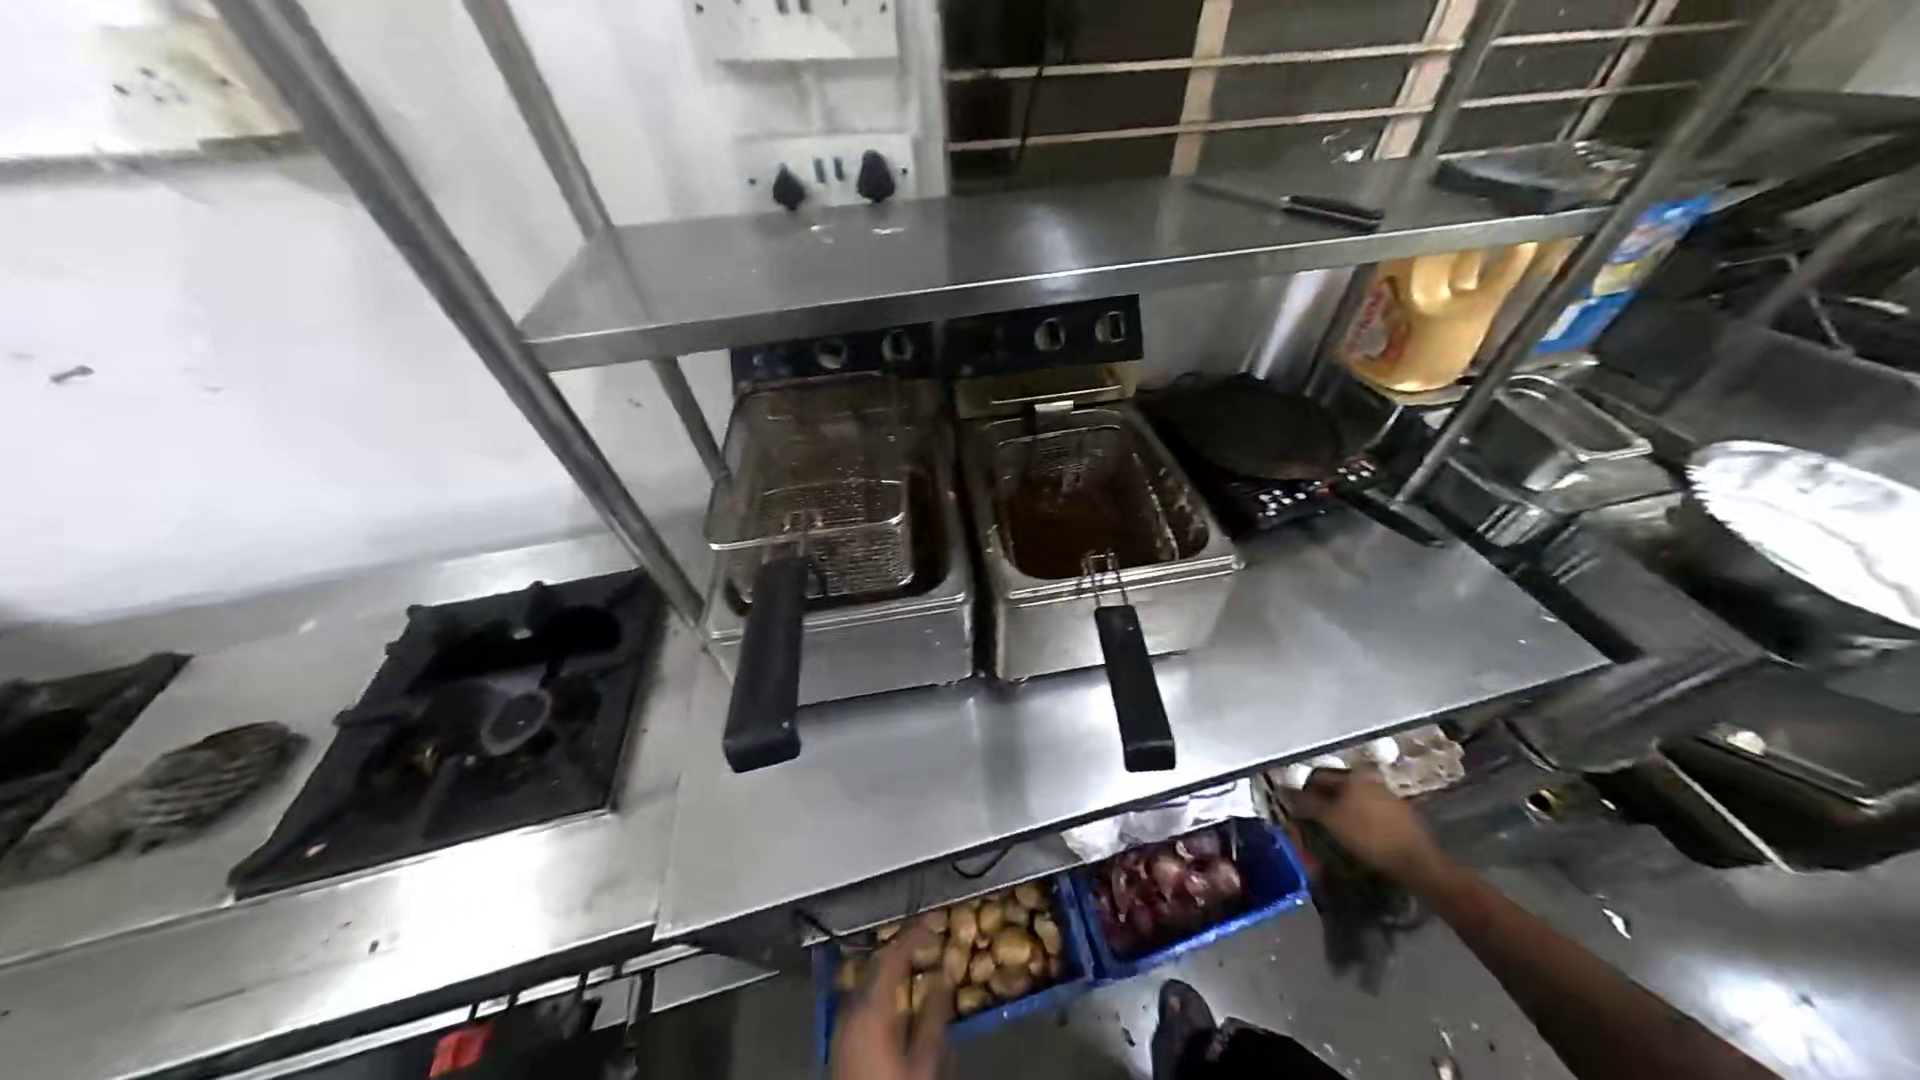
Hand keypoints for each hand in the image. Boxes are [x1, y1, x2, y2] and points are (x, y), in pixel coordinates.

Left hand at [831, 924, 950, 1079]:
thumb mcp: (925, 1059)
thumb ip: (936, 1011)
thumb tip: (945, 972)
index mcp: (871, 1006)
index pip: (892, 955)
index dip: (912, 933)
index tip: (931, 920)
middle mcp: (851, 1006)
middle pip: (876, 962)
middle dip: (901, 945)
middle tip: (924, 936)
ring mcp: (842, 1021)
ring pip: (867, 977)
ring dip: (890, 964)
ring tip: (914, 957)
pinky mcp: (840, 1035)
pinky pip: (860, 994)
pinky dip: (879, 983)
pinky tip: (894, 989)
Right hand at [1293, 767, 1447, 884]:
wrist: (1416, 861)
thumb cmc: (1367, 835)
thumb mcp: (1329, 819)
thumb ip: (1306, 803)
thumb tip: (1285, 792)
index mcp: (1353, 774)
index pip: (1317, 776)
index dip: (1303, 791)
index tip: (1298, 808)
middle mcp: (1371, 778)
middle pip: (1336, 786)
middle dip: (1322, 800)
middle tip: (1314, 819)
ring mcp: (1388, 795)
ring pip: (1352, 798)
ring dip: (1340, 810)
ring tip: (1332, 829)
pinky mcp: (1400, 813)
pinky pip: (1368, 810)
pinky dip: (1357, 818)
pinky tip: (1355, 834)